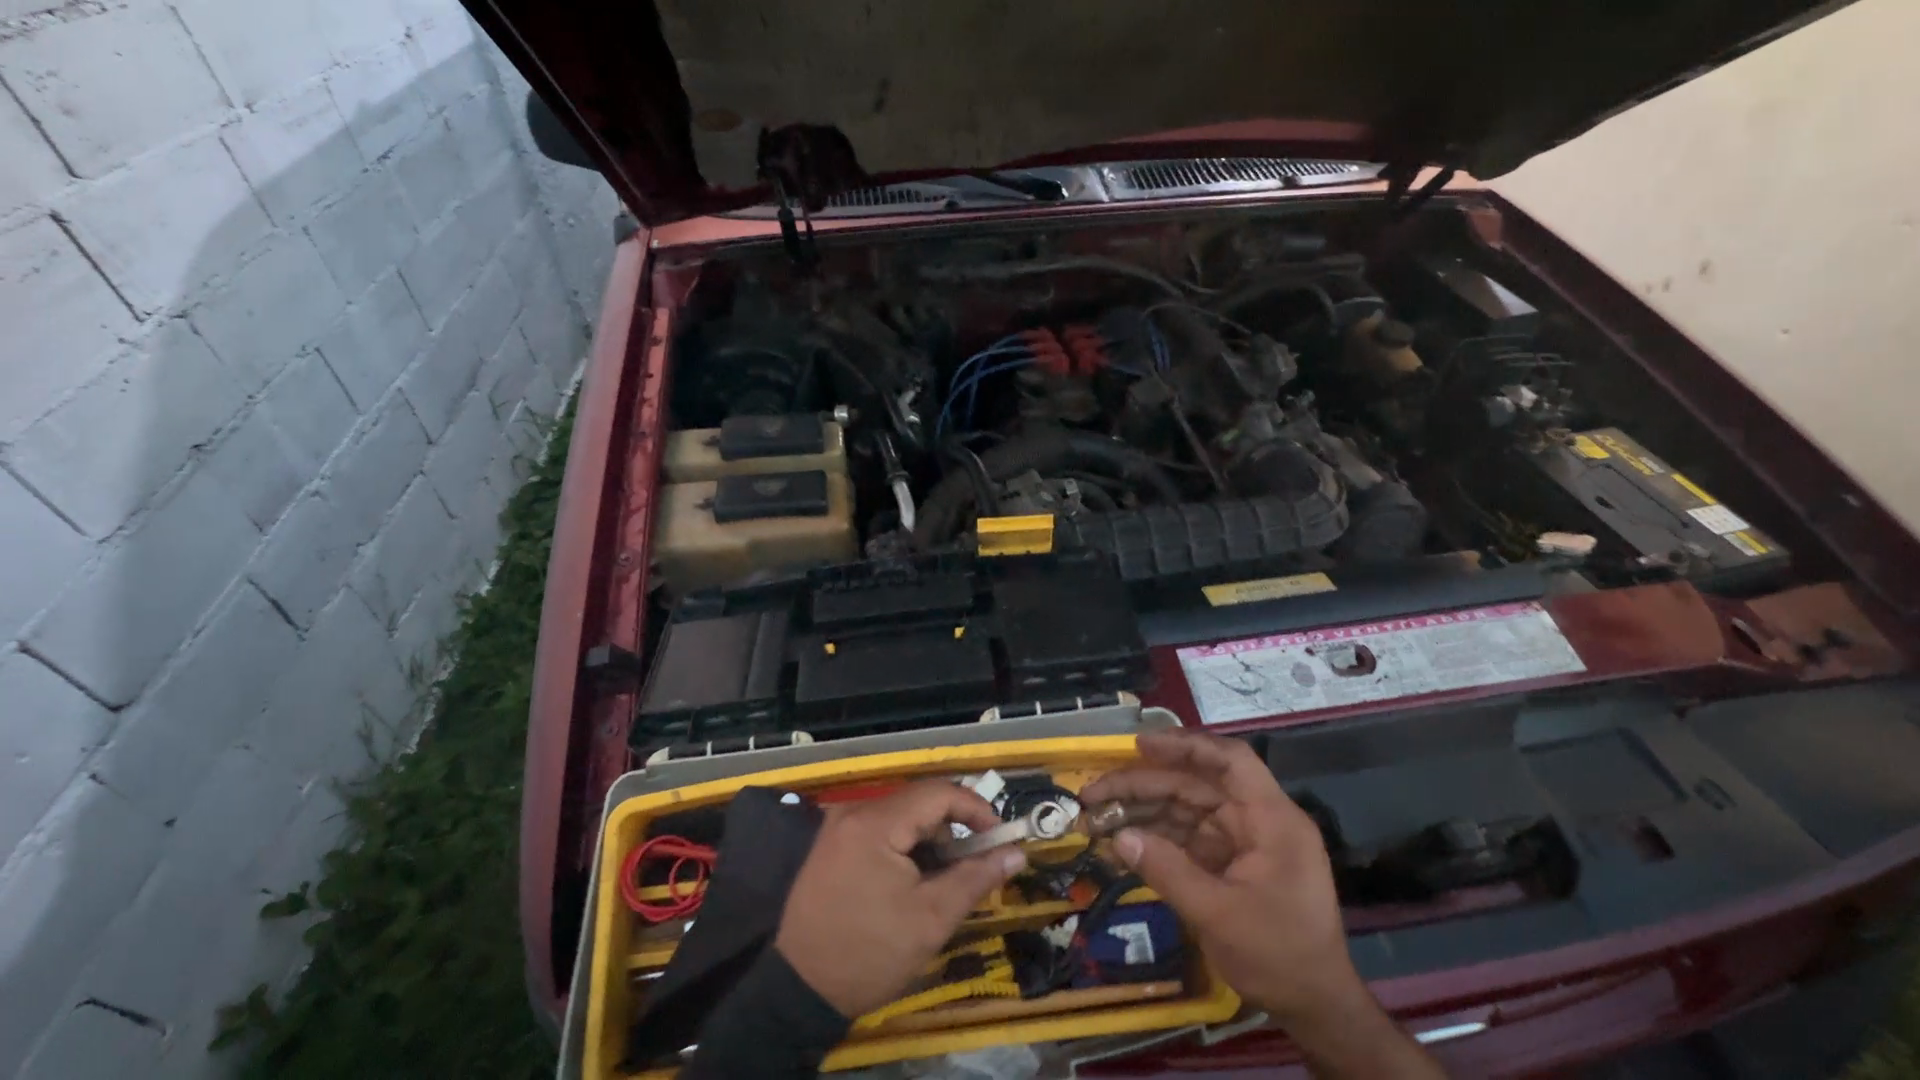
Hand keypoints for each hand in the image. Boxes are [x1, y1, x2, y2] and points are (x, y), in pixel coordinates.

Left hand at [775, 780, 1027, 1017]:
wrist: (797, 990)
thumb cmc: (869, 954)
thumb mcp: (931, 919)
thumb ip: (975, 878)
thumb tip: (1016, 852)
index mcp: (874, 823)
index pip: (938, 793)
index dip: (976, 810)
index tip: (1000, 839)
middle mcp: (851, 813)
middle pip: (918, 804)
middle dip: (953, 832)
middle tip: (973, 870)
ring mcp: (835, 830)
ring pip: (899, 819)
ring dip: (929, 843)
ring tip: (942, 884)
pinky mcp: (828, 848)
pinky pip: (878, 833)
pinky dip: (903, 850)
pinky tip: (911, 886)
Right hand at [1081, 729, 1361, 1026]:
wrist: (1315, 1007)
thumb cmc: (1278, 955)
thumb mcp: (1218, 914)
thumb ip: (1167, 870)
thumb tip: (1118, 837)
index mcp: (1271, 820)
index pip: (1230, 761)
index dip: (1185, 745)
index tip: (1139, 745)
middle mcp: (1258, 821)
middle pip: (1197, 785)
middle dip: (1144, 786)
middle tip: (1093, 794)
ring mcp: (1245, 844)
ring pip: (1187, 811)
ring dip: (1143, 813)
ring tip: (1096, 819)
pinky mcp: (1232, 866)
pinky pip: (1189, 840)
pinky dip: (1156, 840)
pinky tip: (1121, 844)